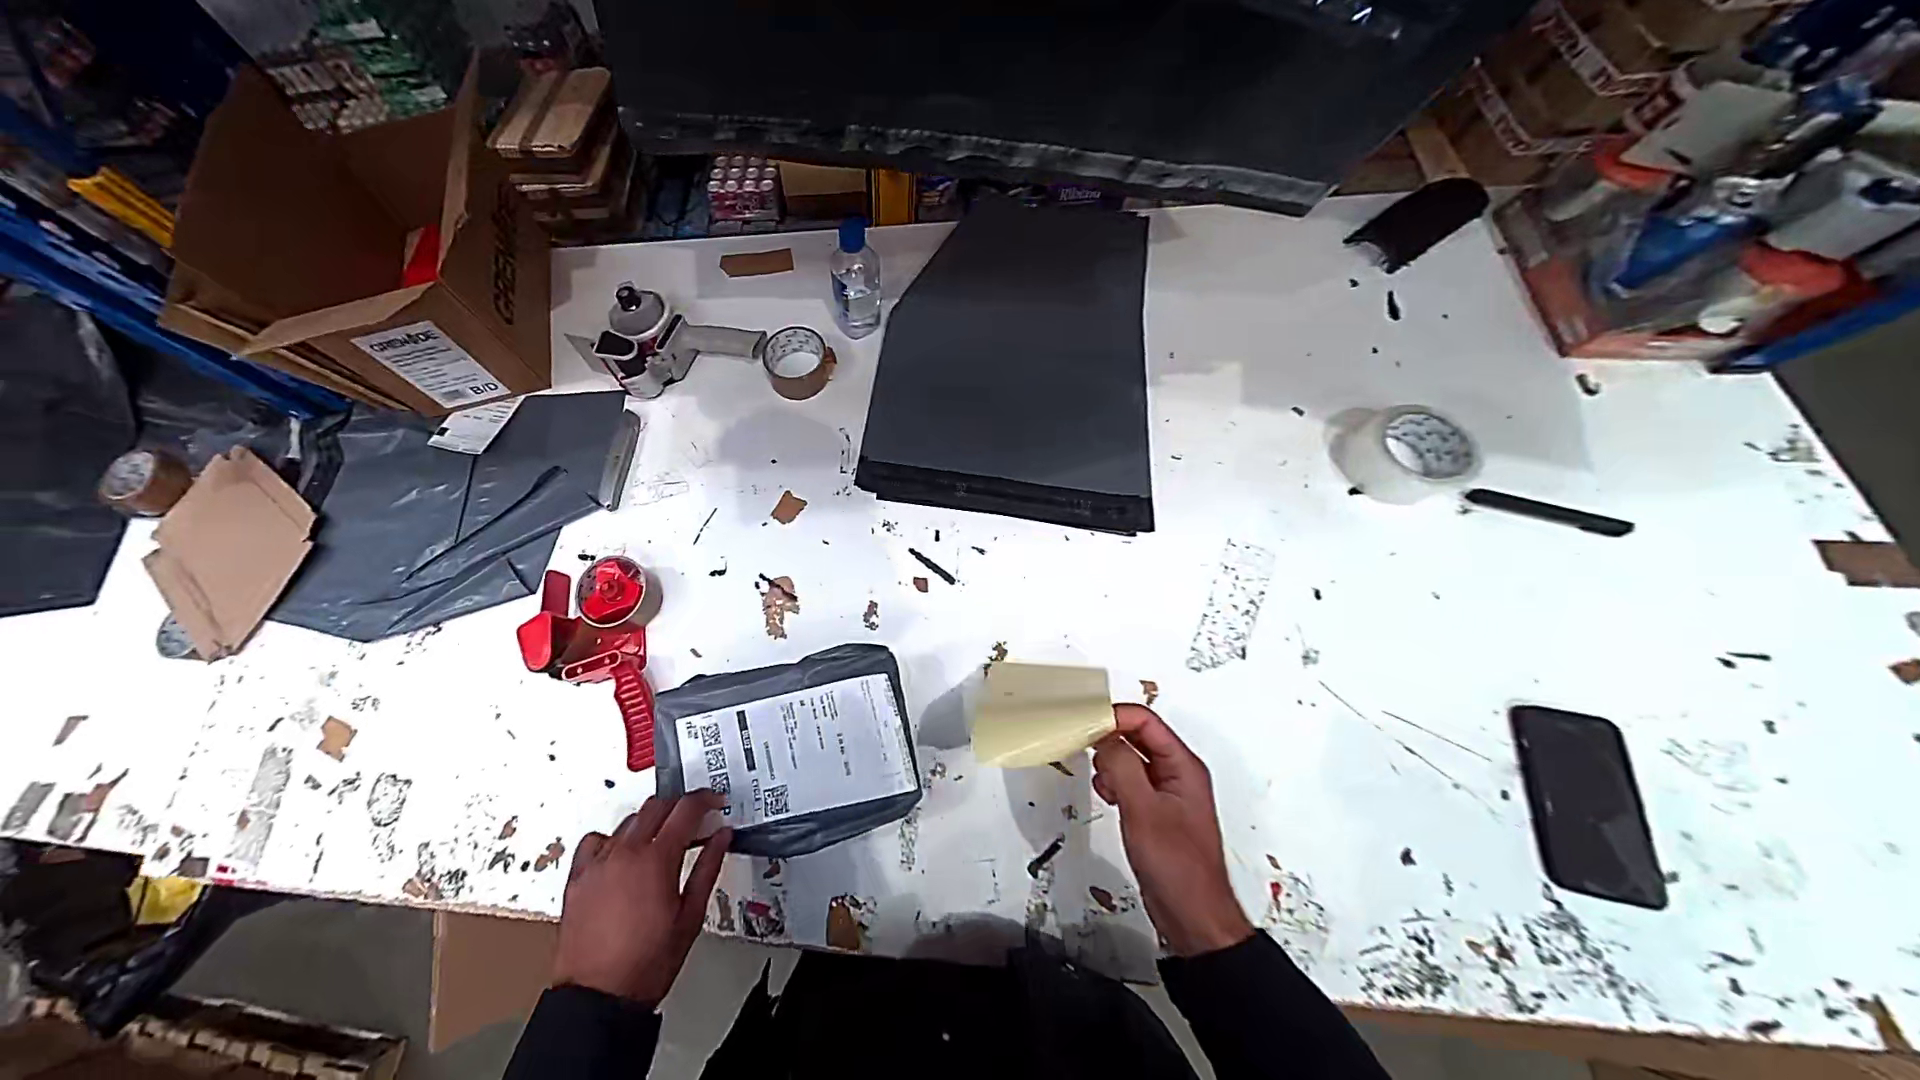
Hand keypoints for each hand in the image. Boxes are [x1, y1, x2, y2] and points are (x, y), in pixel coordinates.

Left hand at [552, 792, 731, 1005]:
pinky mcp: (577, 880)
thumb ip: (708, 866)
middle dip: (681, 806)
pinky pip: (594, 842)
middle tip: (695, 817)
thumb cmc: (644, 965)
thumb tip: (721, 838)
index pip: (686, 809)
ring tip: (662, 838)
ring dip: (650, 821)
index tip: (714, 802)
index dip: (706, 800)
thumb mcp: (691, 914)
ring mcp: (597, 865)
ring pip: (628, 820)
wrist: (599, 999)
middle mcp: (624, 855)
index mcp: (656, 859)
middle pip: (657, 806)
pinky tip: (622, 852)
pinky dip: (612, 839)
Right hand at [1092, 704, 1253, 956]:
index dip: (1115, 718)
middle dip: (1109, 737)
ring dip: (1110, 761)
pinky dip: (1113, 781)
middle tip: (1084, 742)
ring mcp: (1167, 793)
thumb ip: (1122, 767)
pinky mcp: (1155, 811)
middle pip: (1138, 736)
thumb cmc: (1180, 871)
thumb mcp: (1143, 810)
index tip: (1087, 724)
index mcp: (1183, 767)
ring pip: (1132, 758)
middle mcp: (1177, 775)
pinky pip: (1130, 780)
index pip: (1145, 722)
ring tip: (1098, 773)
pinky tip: (1106, 792)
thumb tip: (1105, 738)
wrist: (1192, 918)